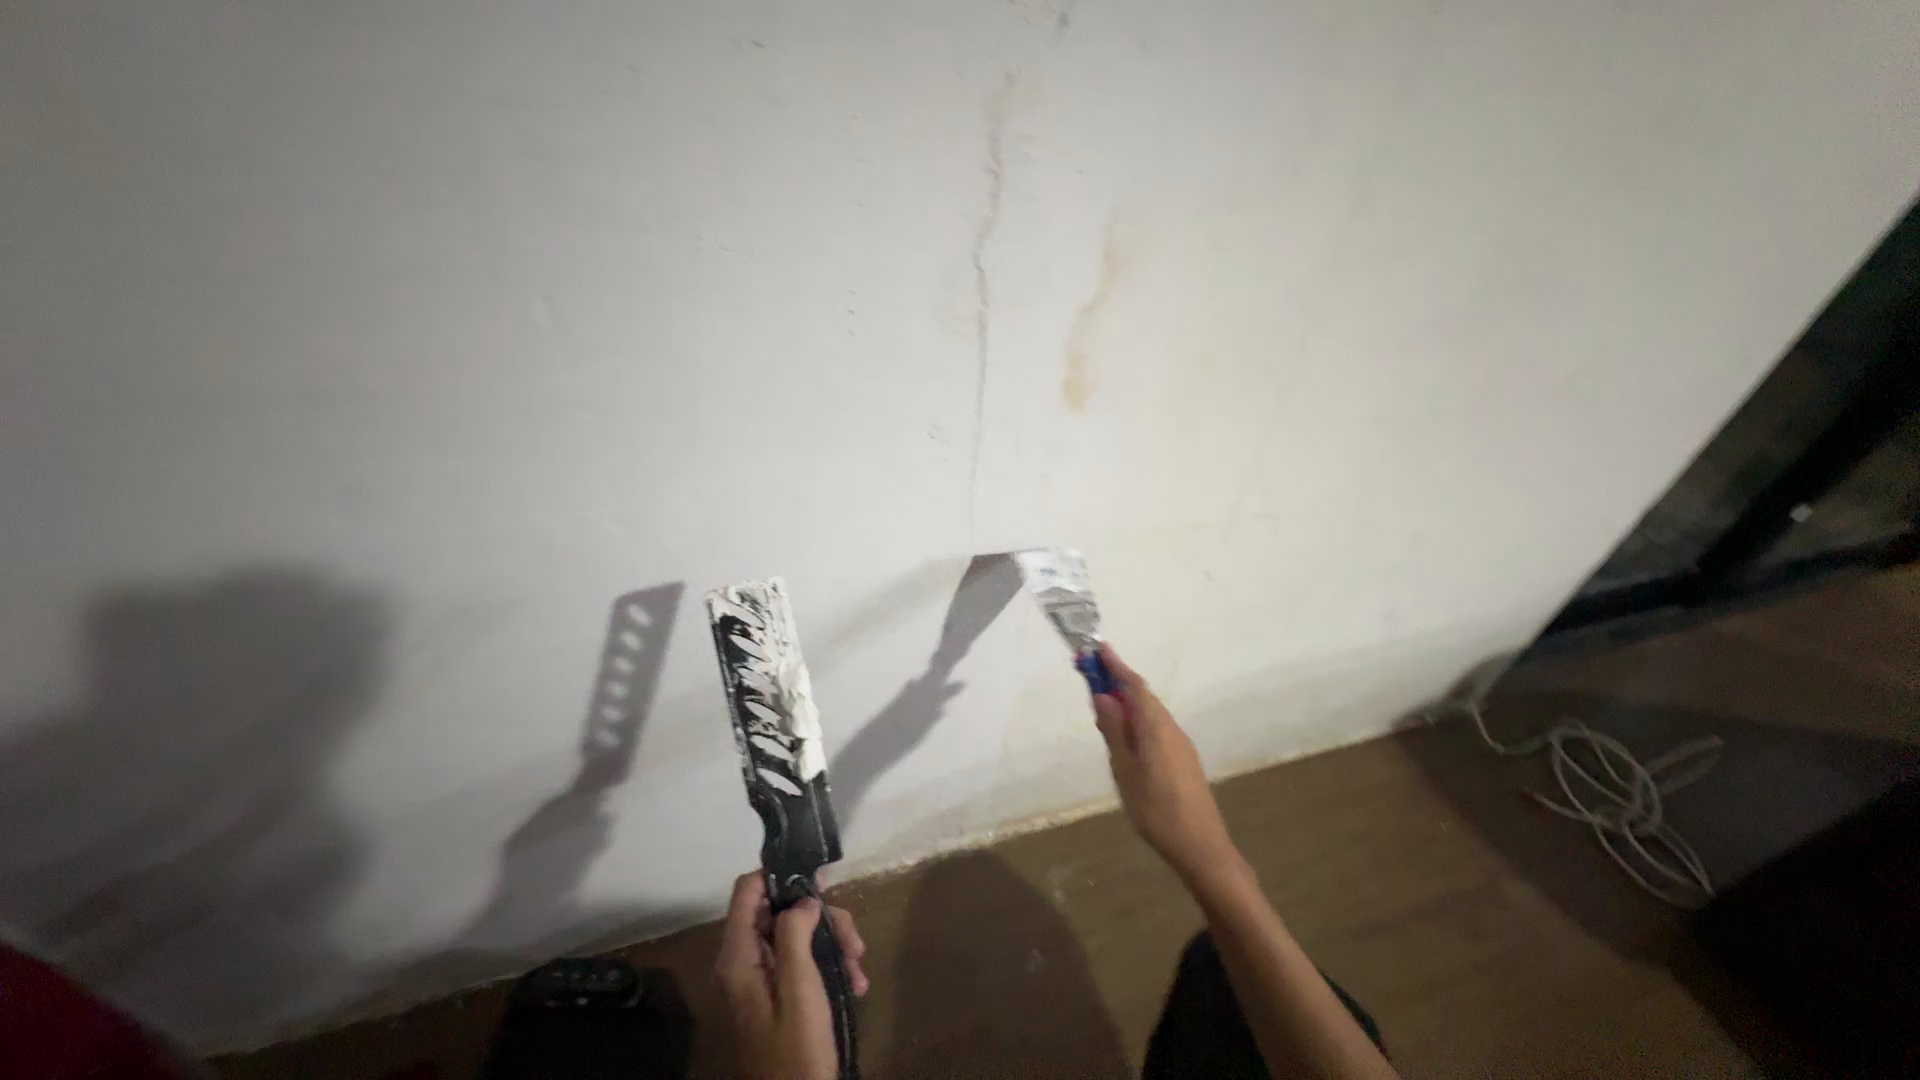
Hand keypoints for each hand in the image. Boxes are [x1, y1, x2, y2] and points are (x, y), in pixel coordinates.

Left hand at [715, 871, 869, 1079]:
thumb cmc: (796, 1049)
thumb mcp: (799, 988)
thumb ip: (794, 936)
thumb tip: (803, 900)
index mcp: (738, 957)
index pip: (747, 891)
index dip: (778, 877)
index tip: (818, 881)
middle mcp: (743, 961)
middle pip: (780, 911)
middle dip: (821, 918)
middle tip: (853, 939)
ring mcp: (760, 977)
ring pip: (797, 933)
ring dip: (832, 942)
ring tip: (858, 966)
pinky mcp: (777, 992)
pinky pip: (802, 959)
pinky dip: (829, 963)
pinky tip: (854, 982)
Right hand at [1091, 645, 1242, 886]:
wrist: (1200, 845)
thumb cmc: (1155, 809)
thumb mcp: (1125, 770)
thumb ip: (1114, 731)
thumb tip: (1103, 697)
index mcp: (1155, 727)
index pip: (1134, 685)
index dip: (1115, 665)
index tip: (1096, 648)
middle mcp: (1171, 728)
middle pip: (1143, 696)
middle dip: (1117, 681)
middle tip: (1091, 675)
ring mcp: (1180, 743)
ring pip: (1150, 712)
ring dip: (1127, 702)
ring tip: (1101, 707)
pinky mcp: (1183, 759)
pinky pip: (1156, 727)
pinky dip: (1137, 720)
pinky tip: (1125, 736)